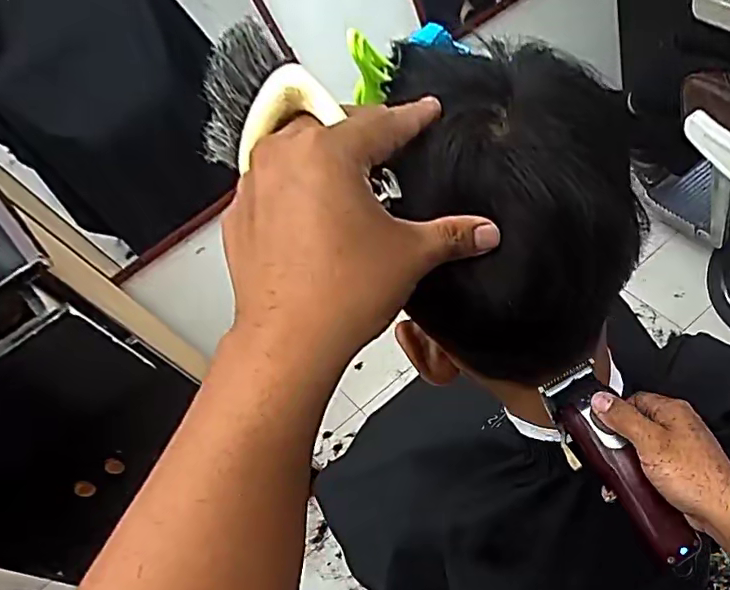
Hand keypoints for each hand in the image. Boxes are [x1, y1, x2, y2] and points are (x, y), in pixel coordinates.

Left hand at [220, 98, 499, 378]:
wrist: (293, 336)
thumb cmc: (340, 294)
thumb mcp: (412, 256)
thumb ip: (452, 236)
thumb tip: (484, 231)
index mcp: (328, 154)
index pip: (380, 123)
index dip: (412, 118)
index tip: (425, 112)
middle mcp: (283, 157)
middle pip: (332, 127)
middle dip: (364, 135)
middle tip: (390, 149)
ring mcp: (256, 183)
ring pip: (298, 153)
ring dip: (330, 163)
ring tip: (358, 190)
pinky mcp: (244, 215)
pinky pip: (276, 188)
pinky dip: (303, 195)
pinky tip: (326, 226)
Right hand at [592, 391, 729, 538]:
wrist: (719, 508)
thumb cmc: (696, 477)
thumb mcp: (649, 442)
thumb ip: (623, 419)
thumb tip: (601, 401)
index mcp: (673, 411)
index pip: (633, 399)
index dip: (614, 413)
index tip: (600, 428)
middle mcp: (678, 427)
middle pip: (637, 426)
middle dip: (619, 443)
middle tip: (612, 457)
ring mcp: (680, 451)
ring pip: (643, 451)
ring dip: (629, 464)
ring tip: (624, 476)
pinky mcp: (680, 471)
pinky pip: (653, 469)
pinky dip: (642, 478)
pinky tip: (639, 486)